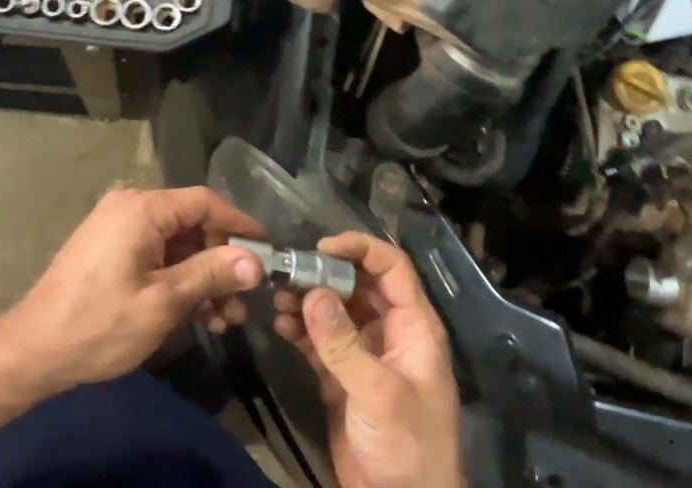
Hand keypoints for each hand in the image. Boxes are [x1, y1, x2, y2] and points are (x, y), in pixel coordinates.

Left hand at [2, 187, 265, 391]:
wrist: (33, 351)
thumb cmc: (99, 324)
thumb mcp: (163, 302)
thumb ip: (211, 274)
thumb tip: (255, 261)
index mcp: (142, 209)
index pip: (205, 202)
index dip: (240, 225)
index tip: (269, 252)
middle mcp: (130, 207)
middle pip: (192, 223)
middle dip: (222, 261)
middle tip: (244, 301)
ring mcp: (118, 229)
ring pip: (177, 244)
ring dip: (203, 277)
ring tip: (225, 318)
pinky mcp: (110, 251)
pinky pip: (157, 255)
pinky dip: (179, 279)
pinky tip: (198, 315)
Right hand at [274, 233, 461, 487]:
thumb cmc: (407, 444)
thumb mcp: (378, 392)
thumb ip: (344, 343)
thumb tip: (312, 292)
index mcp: (413, 327)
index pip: (391, 268)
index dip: (359, 249)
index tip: (320, 247)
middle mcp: (390, 332)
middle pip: (357, 284)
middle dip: (323, 274)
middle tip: (287, 272)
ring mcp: (365, 354)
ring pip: (335, 310)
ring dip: (307, 301)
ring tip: (277, 299)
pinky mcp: (342, 377)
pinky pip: (320, 340)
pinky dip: (300, 329)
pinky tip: (280, 326)